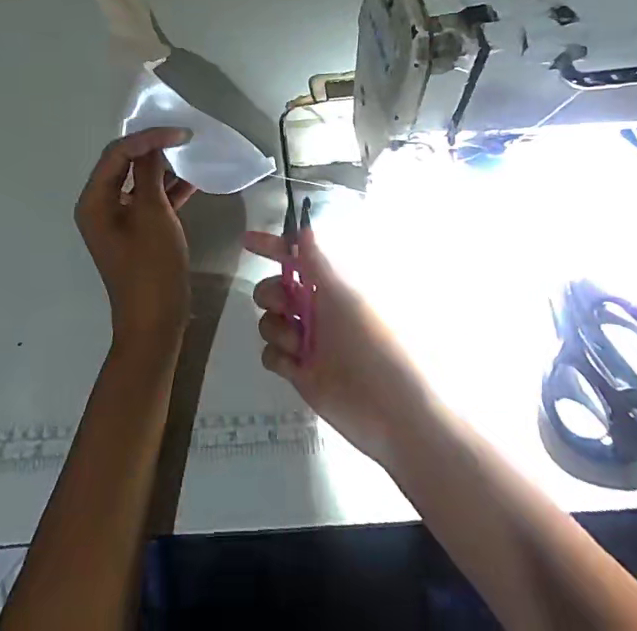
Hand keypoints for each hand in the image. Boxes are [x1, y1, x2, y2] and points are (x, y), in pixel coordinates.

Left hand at [76, 128, 197, 348]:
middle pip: (125, 163)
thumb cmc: (151, 266)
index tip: (181, 132)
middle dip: (154, 147)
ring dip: (164, 167)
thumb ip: (151, 173)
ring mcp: (120, 219)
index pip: (117, 154)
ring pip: (141, 181)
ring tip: (192, 152)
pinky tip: (195, 179)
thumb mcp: (153, 214)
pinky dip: (170, 189)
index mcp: (94, 201)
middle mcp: (101, 205)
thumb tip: (152, 143)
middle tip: (184, 135)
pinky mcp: (139, 231)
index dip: (148, 137)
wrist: (155, 320)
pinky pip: (152, 200)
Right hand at [243, 227, 435, 463]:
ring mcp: (309, 342)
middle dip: (272, 294)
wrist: (391, 409)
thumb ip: (318, 261)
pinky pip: (271, 355)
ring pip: (270, 322)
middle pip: (276, 290)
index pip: (299, 258)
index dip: (273, 247)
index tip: (246, 241)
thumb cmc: (371, 342)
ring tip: (299, 346)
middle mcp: (320, 310)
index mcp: (334, 286)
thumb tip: (305, 226)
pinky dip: (278, 357)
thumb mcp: (343, 294)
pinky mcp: (301, 372)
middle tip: (286, 307)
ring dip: (277, 328)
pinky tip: (296, 366)